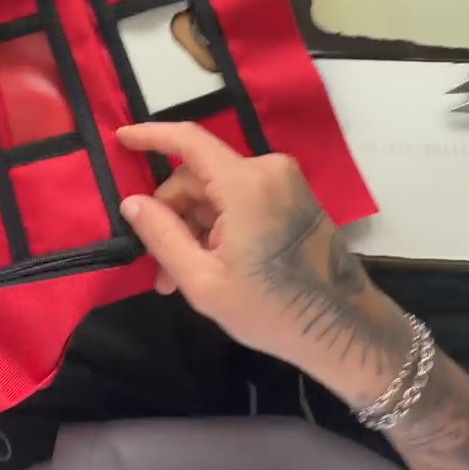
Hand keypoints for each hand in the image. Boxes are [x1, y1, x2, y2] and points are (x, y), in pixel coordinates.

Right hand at [117, 123, 409, 401]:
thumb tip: (131, 201)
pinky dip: (218, 226)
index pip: (187, 140)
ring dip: (194, 228)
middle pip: (198, 177)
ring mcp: (284, 183)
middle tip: (157, 267)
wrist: (348, 334)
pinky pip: (240, 200)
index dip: (150, 135)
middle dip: (172, 216)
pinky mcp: (293, 198)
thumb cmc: (274, 310)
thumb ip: (161, 235)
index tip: (120, 138)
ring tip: (180, 279)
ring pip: (216, 193)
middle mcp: (266, 170)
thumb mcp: (204, 282)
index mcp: (245, 184)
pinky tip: (210, 265)